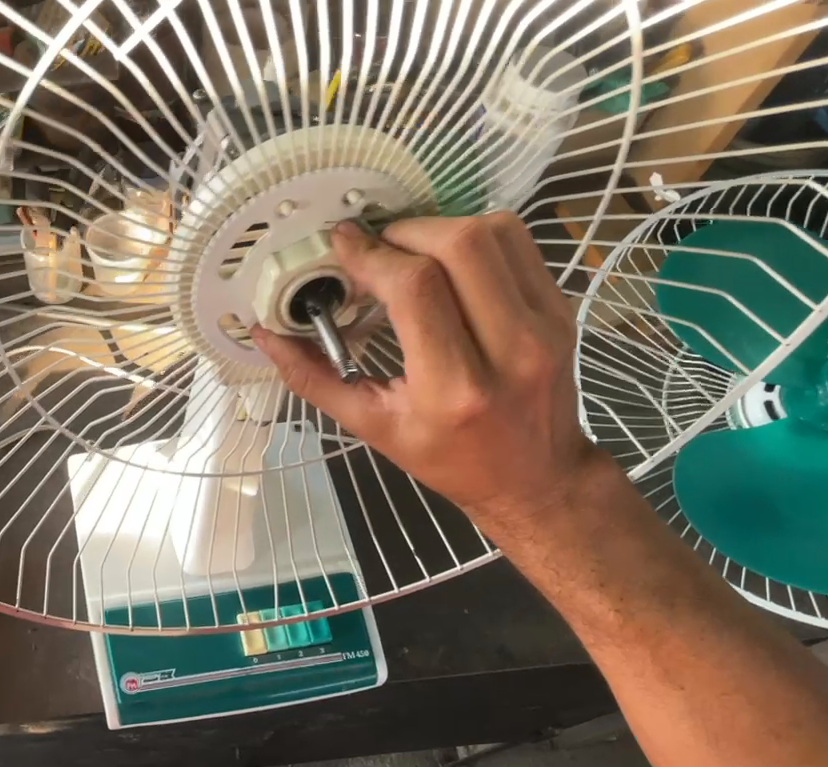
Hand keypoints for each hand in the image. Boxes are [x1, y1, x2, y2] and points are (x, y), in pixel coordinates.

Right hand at [252, 213, 606, 533]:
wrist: (532, 477)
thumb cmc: (447, 460)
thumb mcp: (372, 427)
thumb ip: (314, 378)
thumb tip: (267, 335)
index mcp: (453, 389)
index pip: (416, 289)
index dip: (372, 255)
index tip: (342, 246)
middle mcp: (509, 350)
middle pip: (460, 245)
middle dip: (405, 232)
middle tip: (373, 248)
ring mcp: (544, 324)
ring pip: (494, 232)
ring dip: (439, 227)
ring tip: (406, 250)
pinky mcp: (561, 307)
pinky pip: (517, 243)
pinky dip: (473, 236)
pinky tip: (445, 259)